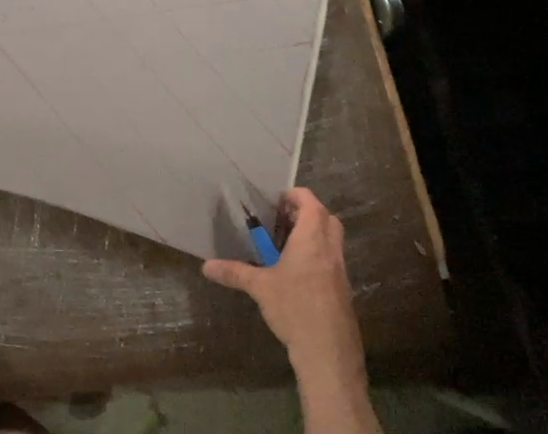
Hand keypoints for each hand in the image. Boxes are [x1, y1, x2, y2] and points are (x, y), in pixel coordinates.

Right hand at [202, 188, 364, 375]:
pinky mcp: (342, 291)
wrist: (329, 352)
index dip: (296, 195)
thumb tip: (206, 266)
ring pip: (332, 241)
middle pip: (328, 219)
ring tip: (284, 244)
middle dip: (307, 213)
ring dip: (313, 235)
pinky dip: (316, 256)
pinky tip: (294, 273)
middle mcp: (330, 252)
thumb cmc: (294, 309)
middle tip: (281, 219)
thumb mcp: (259, 288)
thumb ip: (233, 272)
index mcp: (312, 242)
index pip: (312, 204)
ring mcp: (340, 273)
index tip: (276, 199)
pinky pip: (331, 261)